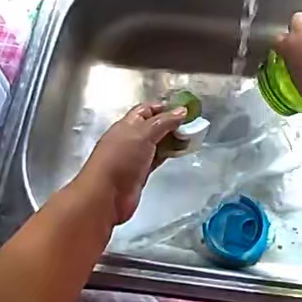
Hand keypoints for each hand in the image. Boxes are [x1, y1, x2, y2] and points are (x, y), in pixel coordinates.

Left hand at [73, 102, 189, 223]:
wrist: (106, 194)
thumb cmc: (121, 158)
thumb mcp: (143, 134)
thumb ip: (163, 122)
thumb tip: (182, 110)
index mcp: (127, 124)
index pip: (147, 110)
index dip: (165, 107)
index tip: (185, 108)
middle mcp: (131, 138)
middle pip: (154, 126)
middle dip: (172, 123)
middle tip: (194, 123)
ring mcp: (135, 156)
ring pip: (157, 142)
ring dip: (172, 139)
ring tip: (193, 136)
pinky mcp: (141, 172)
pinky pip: (158, 158)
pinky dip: (169, 153)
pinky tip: (181, 151)